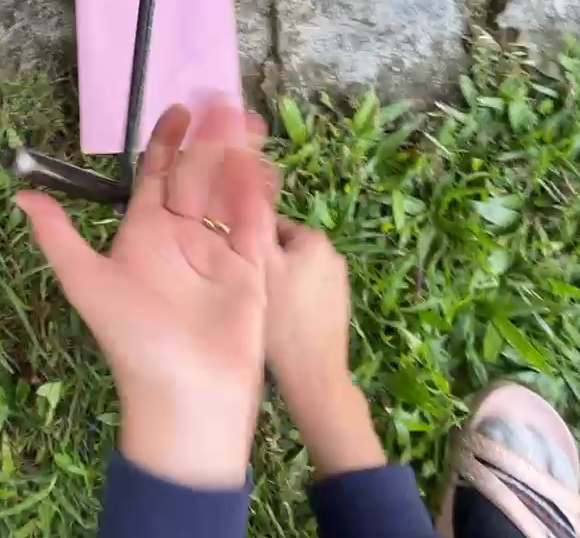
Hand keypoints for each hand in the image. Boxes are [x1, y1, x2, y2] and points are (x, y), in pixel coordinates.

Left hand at [15, 100, 276, 487]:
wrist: (184, 398)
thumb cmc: (132, 339)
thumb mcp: (87, 281)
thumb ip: (58, 236)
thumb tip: (20, 193)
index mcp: (145, 231)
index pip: (157, 173)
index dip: (167, 140)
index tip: (179, 109)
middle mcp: (182, 234)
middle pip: (196, 173)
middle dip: (207, 137)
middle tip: (221, 101)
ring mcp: (216, 250)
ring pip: (226, 189)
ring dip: (235, 155)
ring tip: (245, 119)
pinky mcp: (249, 268)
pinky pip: (252, 221)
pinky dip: (256, 191)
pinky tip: (260, 162)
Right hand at [266, 221, 384, 477]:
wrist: (314, 374)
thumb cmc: (283, 316)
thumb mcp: (260, 265)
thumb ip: (255, 229)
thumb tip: (248, 204)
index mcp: (315, 239)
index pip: (272, 225)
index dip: (251, 244)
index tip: (241, 265)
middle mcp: (333, 254)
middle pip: (283, 248)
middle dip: (266, 263)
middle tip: (251, 287)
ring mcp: (338, 282)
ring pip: (293, 272)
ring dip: (278, 283)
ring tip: (264, 306)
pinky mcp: (338, 307)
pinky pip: (306, 293)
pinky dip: (293, 301)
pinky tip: (282, 321)